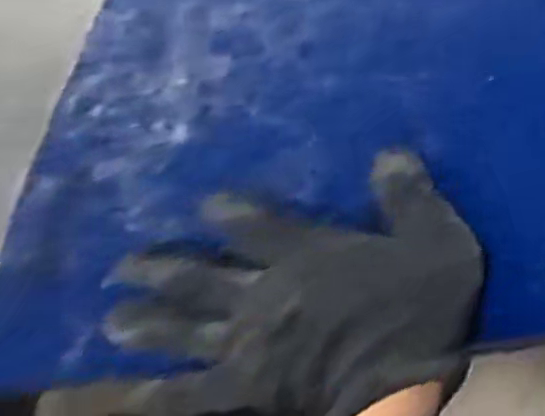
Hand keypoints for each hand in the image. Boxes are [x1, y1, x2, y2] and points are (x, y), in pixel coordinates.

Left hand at [106, 150, 482, 415]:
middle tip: (125, 264)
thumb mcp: (436, 234)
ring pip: (182, 331)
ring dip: (145, 323)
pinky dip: (138, 397)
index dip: (232, 214)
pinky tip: (108, 394)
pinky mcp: (240, 391)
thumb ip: (408, 195)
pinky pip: (178, 397)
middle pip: (206, 278)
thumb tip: (386, 153)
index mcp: (314, 254)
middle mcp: (268, 294)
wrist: (399, 380)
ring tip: (114, 316)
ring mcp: (247, 346)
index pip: (261, 227)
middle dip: (165, 268)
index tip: (203, 205)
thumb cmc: (423, 301)